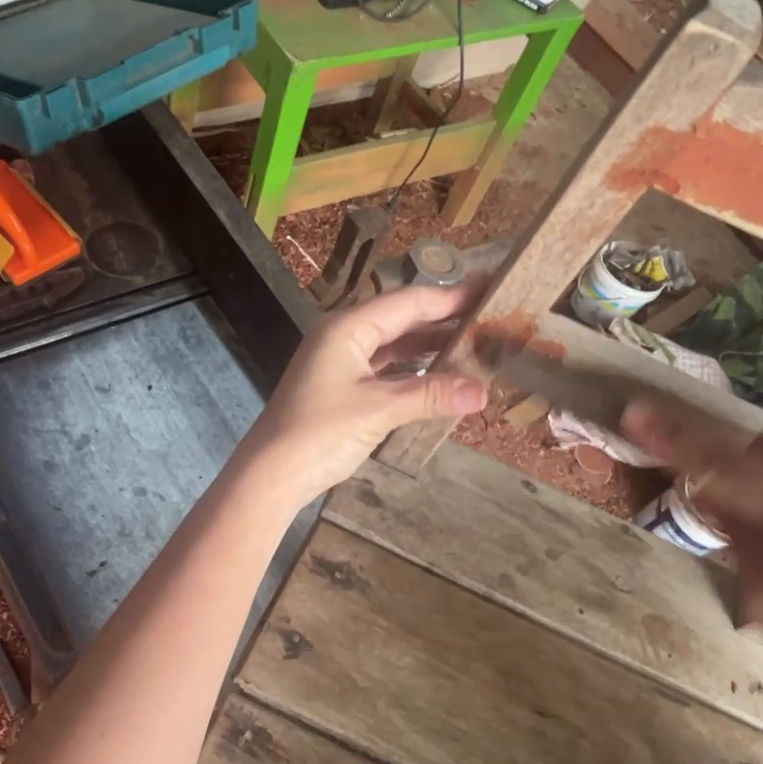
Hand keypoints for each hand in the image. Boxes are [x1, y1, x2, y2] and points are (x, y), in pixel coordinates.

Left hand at [239, 285, 488, 506]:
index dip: (451, 297)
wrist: (270, 475)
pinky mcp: (339, 391)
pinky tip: (439, 379)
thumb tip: (482, 391)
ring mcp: (338, 365)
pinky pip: (383, 372)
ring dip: (430, 349)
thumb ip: (430, 395)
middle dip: (444, 321)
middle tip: (492, 318)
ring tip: (475, 347)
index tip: (492, 288)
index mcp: (347, 328)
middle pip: (401, 321)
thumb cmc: (319, 433)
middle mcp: (342, 338)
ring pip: (393, 348)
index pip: (408, 302)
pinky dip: (412, 374)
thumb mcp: (378, 410)